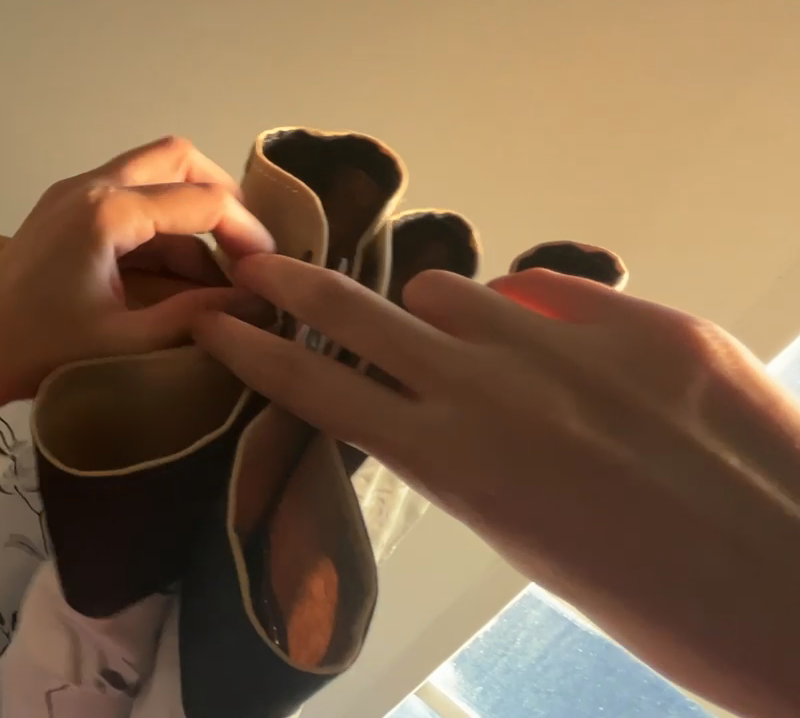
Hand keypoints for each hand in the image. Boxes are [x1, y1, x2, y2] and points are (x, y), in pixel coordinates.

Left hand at [0, 136, 275, 406]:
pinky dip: (155, 228)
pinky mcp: (61, 210)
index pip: (202, 200)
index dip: (247, 232)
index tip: (269, 273)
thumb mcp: (128, 340)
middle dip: (217, 199)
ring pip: (149, 177)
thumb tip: (258, 300)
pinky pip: (124, 200)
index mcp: (106, 212)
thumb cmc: (40, 351)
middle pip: (174, 159)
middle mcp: (88, 186)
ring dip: (186, 218)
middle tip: (242, 253)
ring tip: (209, 283)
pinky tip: (168, 280)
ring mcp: (70, 194)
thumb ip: (198, 315)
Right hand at [193, 256, 799, 717]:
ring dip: (436, 312)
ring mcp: (574, 348)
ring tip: (477, 347)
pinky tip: (574, 352)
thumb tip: (410, 377)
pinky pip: (548, 289)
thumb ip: (443, 443)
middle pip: (351, 308)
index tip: (208, 319)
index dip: (245, 345)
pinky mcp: (653, 325)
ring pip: (447, 287)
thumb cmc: (649, 597)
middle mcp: (494, 390)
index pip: (310, 383)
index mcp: (453, 460)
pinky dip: (537, 313)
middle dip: (288, 280)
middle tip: (256, 263)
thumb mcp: (508, 529)